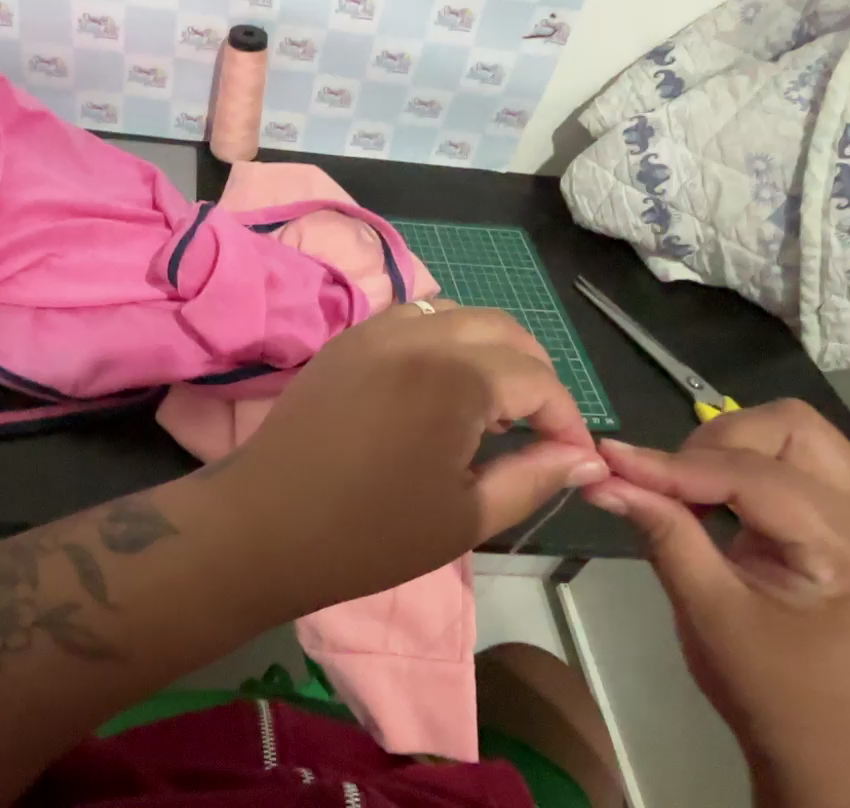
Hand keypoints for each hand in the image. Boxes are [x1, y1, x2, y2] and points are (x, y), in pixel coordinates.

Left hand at [214, 300, 604, 615]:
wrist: (263, 526)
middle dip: (534, 373)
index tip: (573, 458)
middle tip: (539, 429)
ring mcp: (375, 331)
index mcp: (455, 378)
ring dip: (489, 349)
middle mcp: (419, 336)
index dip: (567, 418)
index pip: (537, 379)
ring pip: (457, 313)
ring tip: (492, 404)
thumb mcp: (465, 517)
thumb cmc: (368, 535)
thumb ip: (534, 478)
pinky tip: (439, 384)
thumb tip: (585, 458)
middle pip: (503, 329)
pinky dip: (443, 339)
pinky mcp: (346, 340)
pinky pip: (412, 318)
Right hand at [583, 401, 849, 762]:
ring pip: (797, 435)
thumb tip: (602, 478)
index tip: (610, 457)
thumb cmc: (770, 691)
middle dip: (718, 442)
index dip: (675, 464)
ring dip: (735, 449)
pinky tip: (724, 505)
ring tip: (694, 492)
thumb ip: (663, 533)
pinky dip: (751, 468)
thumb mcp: (707, 613)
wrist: (833, 749)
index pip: (756, 477)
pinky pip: (802, 463)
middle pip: (793, 428)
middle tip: (671, 482)